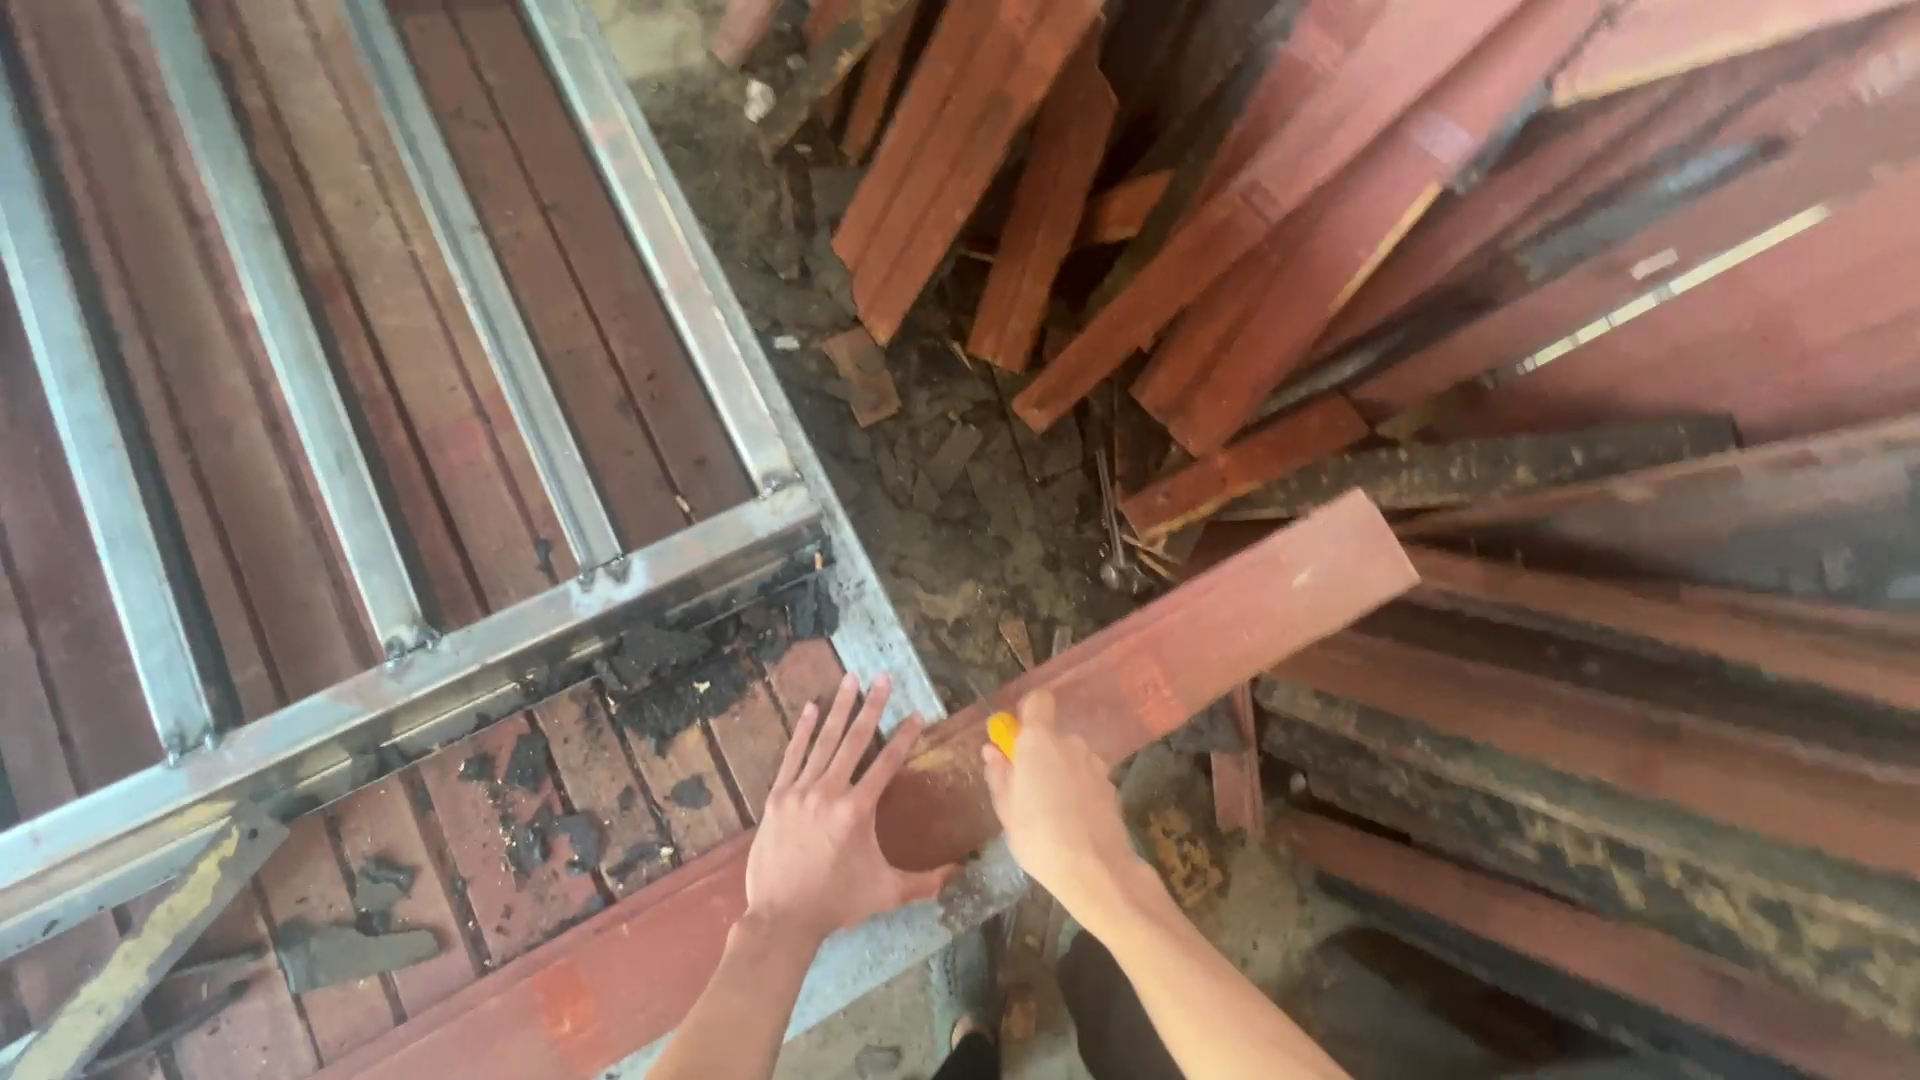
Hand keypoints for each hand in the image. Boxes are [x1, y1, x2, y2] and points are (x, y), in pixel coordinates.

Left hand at [744, 674, 955, 944]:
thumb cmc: (837, 904)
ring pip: (824, 742)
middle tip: (883, 677)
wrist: (781, 918)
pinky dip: (803, 731)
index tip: (916, 714)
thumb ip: (925, 882)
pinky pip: (792, 756)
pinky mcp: (777, 797)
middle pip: (855, 741)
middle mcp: (829, 792)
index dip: (903, 737)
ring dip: (839, 709)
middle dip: (872, 706)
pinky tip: (812, 708)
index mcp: (857, 811)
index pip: (886, 764)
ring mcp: (800, 792)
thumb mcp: (886, 893)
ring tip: (851, 680)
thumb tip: (961, 875)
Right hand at [980, 690, 1146, 923]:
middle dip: (1040, 755)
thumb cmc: (1038, 836)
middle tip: (1028, 790)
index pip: (1038, 700)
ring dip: (1061, 774)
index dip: (1028, 713)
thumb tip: (993, 751)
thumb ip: (999, 774)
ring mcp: (1095, 764)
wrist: (1094, 869)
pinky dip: (1079, 791)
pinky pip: (1086, 778)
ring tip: (1053, 812)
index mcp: (1039, 741)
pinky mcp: (1111, 786)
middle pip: (1052, 737)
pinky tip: (1074, 821)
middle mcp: (1070, 743)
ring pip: (1071, 759)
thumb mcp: (1006, 809)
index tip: (1016, 737)